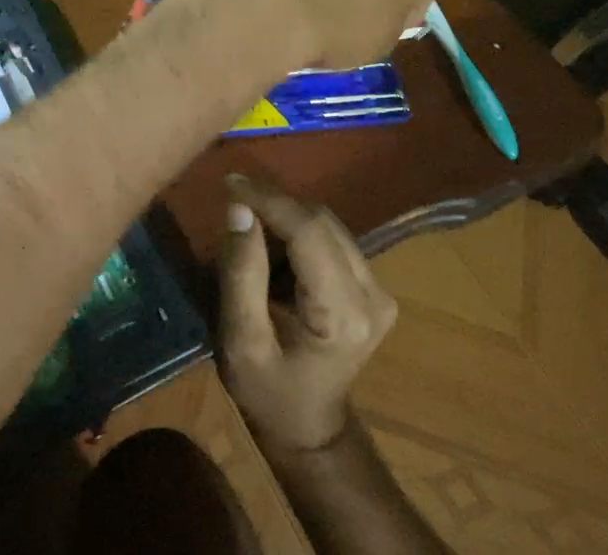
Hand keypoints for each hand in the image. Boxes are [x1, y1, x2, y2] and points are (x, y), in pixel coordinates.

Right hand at [217, 174, 398, 452]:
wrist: (307, 424)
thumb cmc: (267, 391)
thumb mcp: (240, 340)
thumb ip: (241, 274)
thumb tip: (239, 209)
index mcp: (343, 314)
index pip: (309, 232)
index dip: (269, 200)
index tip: (229, 183)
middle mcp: (373, 294)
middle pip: (321, 222)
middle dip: (274, 204)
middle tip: (230, 200)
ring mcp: (378, 289)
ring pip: (328, 224)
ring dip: (285, 217)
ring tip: (247, 228)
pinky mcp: (372, 286)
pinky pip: (331, 239)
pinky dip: (297, 232)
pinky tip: (271, 248)